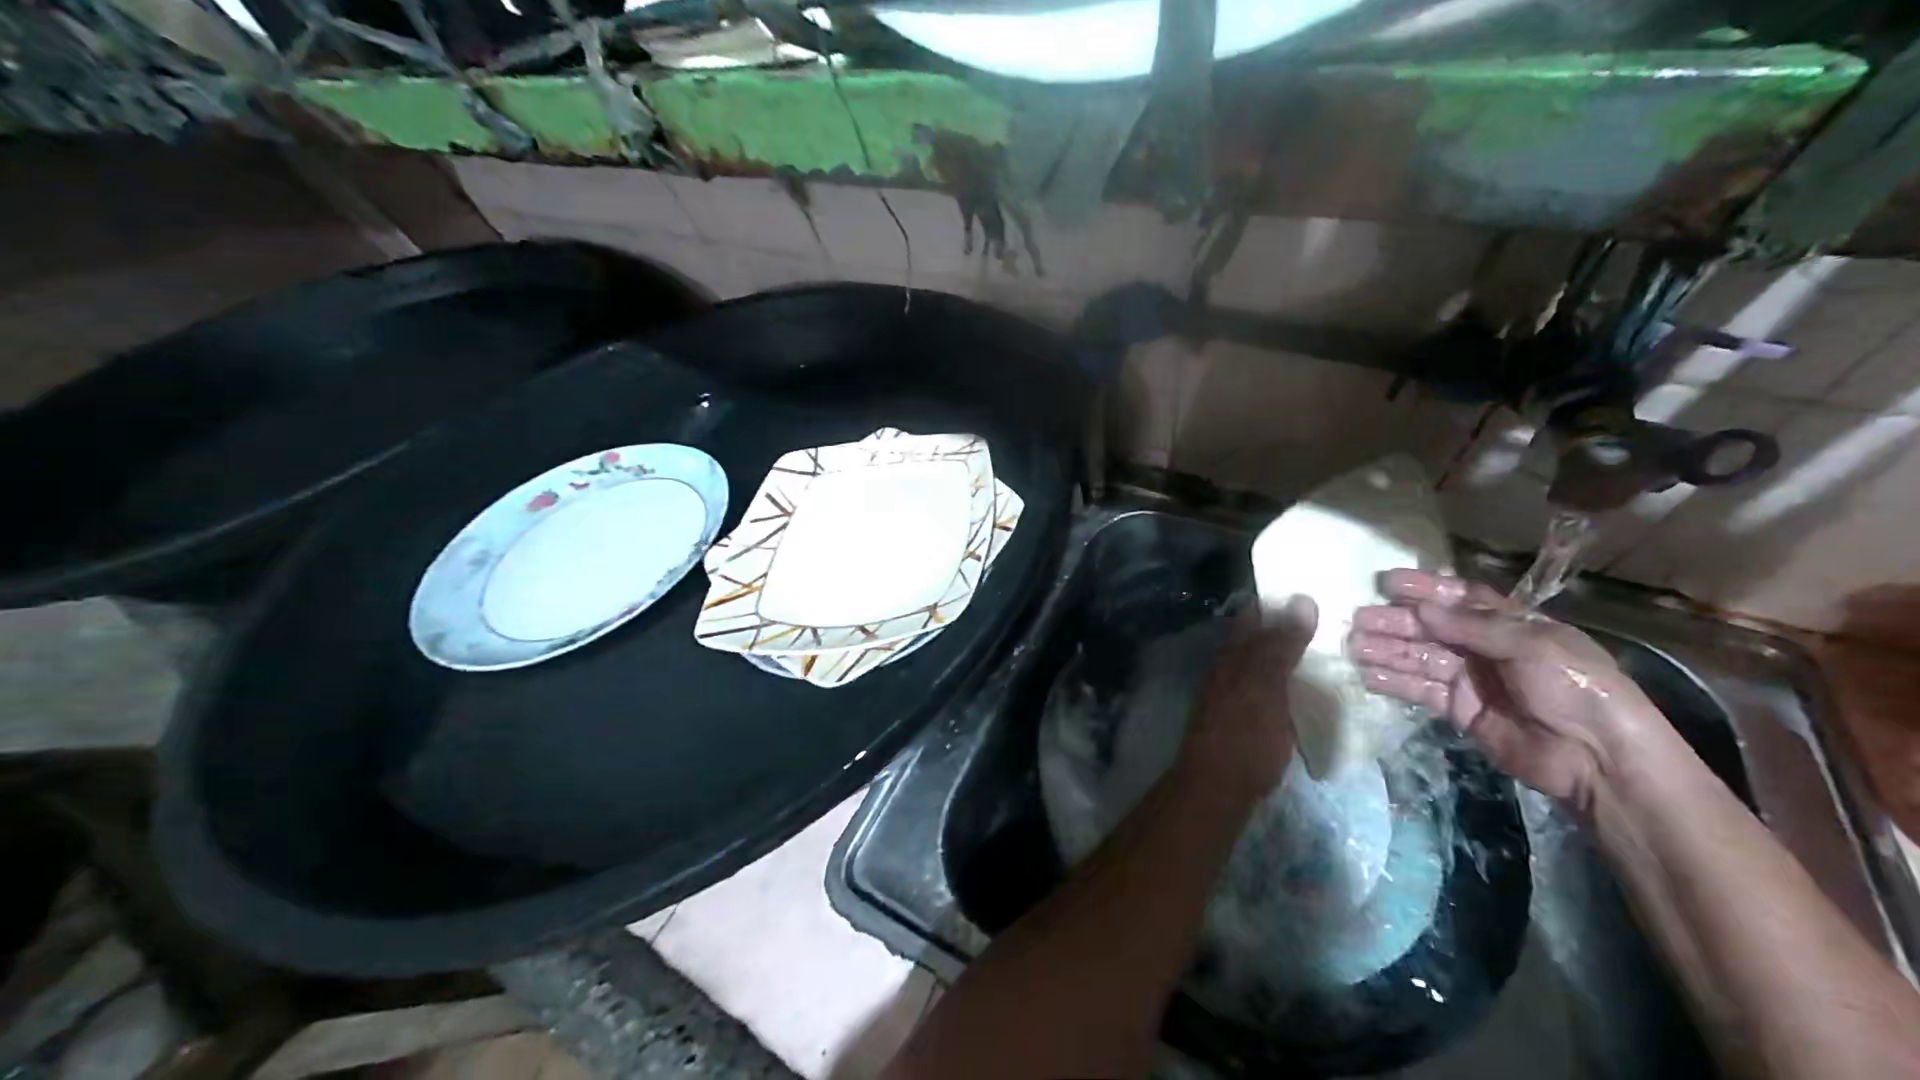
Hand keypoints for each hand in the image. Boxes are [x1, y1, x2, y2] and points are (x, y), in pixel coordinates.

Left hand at [1182, 597, 1317, 794]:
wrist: (1218, 786)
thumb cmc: (1244, 733)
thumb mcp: (1266, 685)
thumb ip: (1281, 646)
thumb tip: (1301, 600)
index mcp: (1233, 656)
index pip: (1252, 616)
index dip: (1275, 602)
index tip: (1308, 589)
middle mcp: (1229, 670)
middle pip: (1256, 639)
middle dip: (1285, 627)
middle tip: (1330, 619)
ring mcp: (1235, 695)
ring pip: (1262, 664)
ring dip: (1288, 656)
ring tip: (1328, 650)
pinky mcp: (1245, 720)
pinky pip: (1268, 689)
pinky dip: (1287, 683)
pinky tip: (1308, 688)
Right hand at [1348, 570, 1663, 812]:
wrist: (1599, 761)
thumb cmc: (1577, 689)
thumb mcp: (1535, 647)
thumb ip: (1476, 627)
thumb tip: (1421, 610)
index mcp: (1513, 625)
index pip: (1460, 600)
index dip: (1424, 590)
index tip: (1386, 582)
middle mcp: (1487, 649)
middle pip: (1432, 629)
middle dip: (1395, 623)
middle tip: (1358, 620)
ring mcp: (1471, 681)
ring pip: (1420, 659)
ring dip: (1387, 651)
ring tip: (1353, 647)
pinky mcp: (1460, 712)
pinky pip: (1420, 691)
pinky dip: (1394, 683)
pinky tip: (1368, 676)